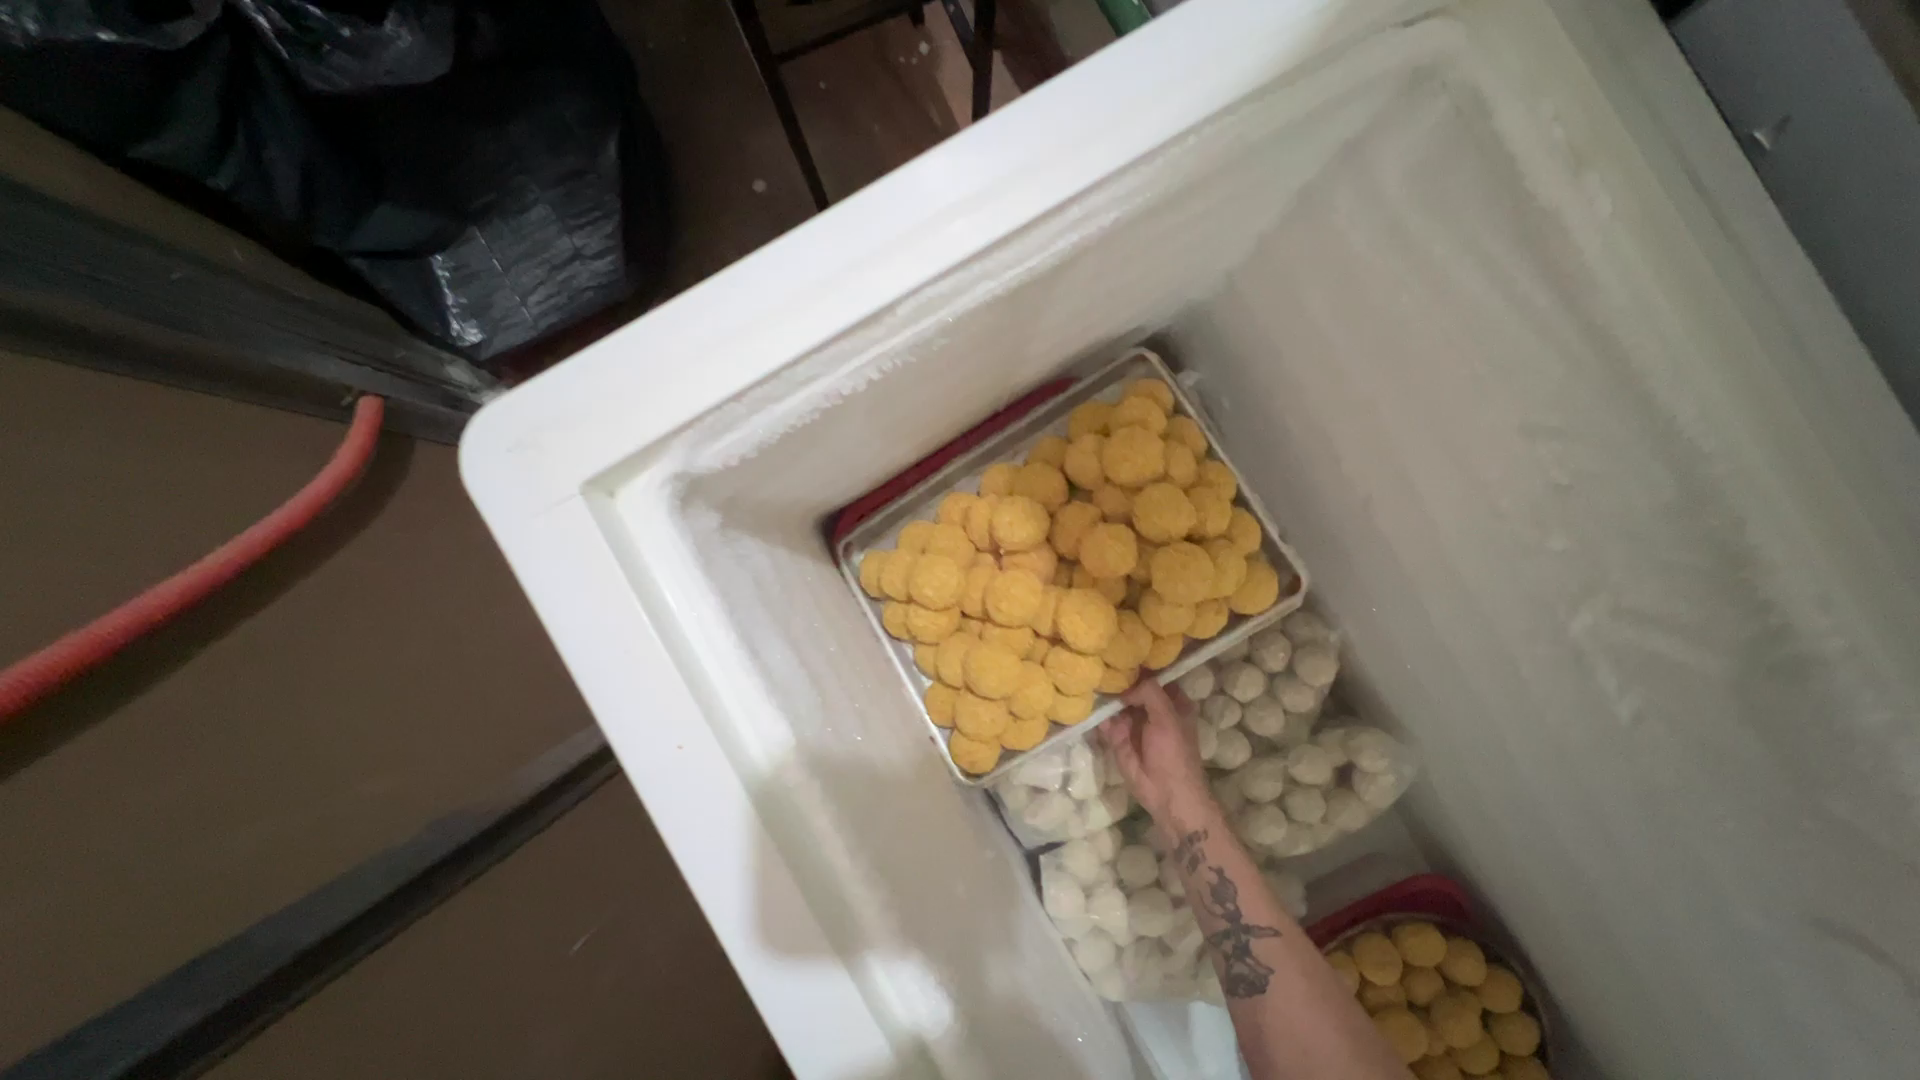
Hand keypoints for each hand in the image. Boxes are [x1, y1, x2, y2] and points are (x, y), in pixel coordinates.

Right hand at [1100, 678, 1220, 834]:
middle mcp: (1152, 709)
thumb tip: (1126, 686)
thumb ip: (1149, 692)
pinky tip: (1091, 706)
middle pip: (1132, 688)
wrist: (1166, 792)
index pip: (1155, 676)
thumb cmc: (1174, 752)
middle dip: (1119, 680)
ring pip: (1117, 704)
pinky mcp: (1118, 739)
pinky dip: (1099, 716)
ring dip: (1106, 696)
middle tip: (1100, 664)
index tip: (1122, 653)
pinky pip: (1106, 722)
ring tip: (1091, 682)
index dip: (1141, 667)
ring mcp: (1134, 724)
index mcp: (1173, 702)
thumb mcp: (1167, 716)